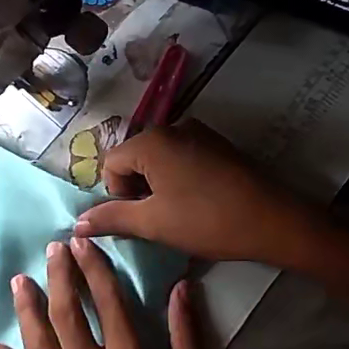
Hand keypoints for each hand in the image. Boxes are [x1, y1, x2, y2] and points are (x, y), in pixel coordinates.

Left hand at [0, 238, 208, 348]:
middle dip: (58, 277)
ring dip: (27, 310)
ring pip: (38, 345)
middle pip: (67, 315)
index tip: (82, 242)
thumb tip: (181, 288)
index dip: (94, 268)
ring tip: (19, 280)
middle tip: (51, 249)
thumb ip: (187, 338)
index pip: (108, 302)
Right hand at [74, 122, 329, 270]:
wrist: (272, 219)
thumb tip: (77, 222)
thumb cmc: (207, 220)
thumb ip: (112, 217)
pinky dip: (180, 177)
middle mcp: (172, 126)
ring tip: (179, 212)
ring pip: (160, 158)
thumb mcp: (154, 223)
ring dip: (159, 184)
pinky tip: (198, 201)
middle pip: (134, 157)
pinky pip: (183, 156)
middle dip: (138, 188)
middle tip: (158, 218)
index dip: (118, 195)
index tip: (142, 218)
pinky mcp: (218, 142)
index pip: (111, 164)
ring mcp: (199, 131)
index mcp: (151, 140)